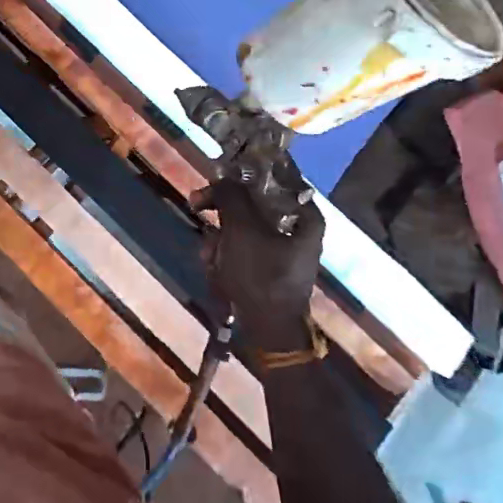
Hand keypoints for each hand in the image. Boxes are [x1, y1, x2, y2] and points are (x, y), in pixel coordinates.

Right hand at [204, 181, 324, 353]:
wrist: (268, 333)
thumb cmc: (261, 275)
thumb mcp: (242, 229)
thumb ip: (232, 196)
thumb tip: (224, 176)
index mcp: (305, 214)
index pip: (277, 174)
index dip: (246, 170)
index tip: (220, 172)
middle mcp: (298, 227)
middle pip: (253, 201)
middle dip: (222, 211)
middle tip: (197, 206)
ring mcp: (283, 249)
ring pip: (242, 225)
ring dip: (219, 237)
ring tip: (209, 256)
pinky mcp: (267, 267)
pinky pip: (242, 248)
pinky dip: (225, 254)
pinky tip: (214, 268)